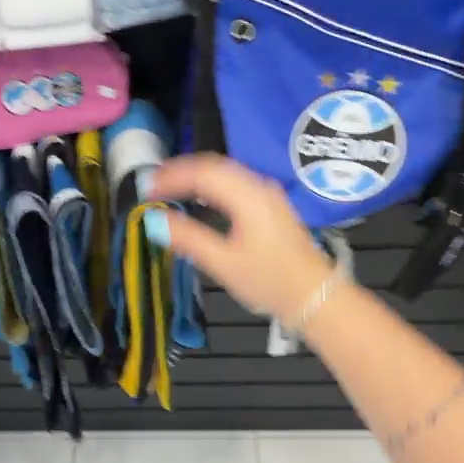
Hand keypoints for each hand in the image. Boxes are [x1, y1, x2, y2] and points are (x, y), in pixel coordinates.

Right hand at [144, 153, 336, 323]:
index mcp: (248, 197)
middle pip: (215, 166)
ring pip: (226, 173)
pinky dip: (211, 185)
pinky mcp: (271, 206)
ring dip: (196, 177)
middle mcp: (260, 188)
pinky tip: (200, 198)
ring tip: (171, 188)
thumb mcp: (224, 265)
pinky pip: (235, 184)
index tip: (147, 188)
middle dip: (181, 172)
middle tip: (154, 184)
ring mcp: (268, 195)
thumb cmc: (271, 283)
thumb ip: (189, 240)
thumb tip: (155, 221)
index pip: (203, 173)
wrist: (315, 296)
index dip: (172, 177)